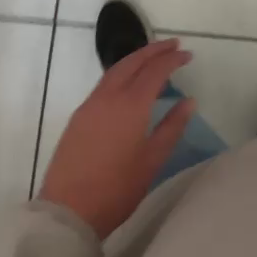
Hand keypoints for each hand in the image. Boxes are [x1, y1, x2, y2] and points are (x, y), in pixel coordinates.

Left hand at [38, 39, 194, 238]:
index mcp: (131, 105)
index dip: (172, 59)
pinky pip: (104, 82)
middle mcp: (109, 96)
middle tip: (173, 45)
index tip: (188, 54)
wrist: (67, 211)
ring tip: (153, 58)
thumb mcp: (152, 162)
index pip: (155, 71)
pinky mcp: (79, 115)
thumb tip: (189, 101)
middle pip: (133, 62)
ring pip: (116, 69)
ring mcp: (90, 104)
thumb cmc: (116, 189)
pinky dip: (121, 72)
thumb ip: (171, 128)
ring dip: (136, 59)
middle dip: (154, 50)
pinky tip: (129, 82)